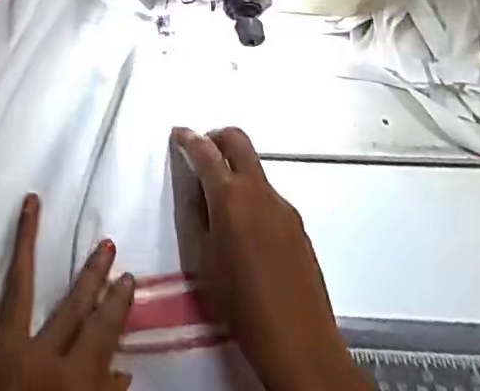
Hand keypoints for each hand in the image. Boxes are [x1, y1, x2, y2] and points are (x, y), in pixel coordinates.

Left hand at [0, 194, 135, 390]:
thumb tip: (125, 375)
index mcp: (72, 381)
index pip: (102, 332)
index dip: (117, 303)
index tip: (127, 276)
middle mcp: (40, 357)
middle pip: (71, 306)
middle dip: (91, 273)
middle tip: (105, 242)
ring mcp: (1, 350)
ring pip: (19, 286)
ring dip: (26, 241)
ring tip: (31, 203)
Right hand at [172, 127, 361, 390]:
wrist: (300, 345)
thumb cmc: (242, 307)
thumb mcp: (203, 259)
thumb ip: (199, 216)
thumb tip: (198, 194)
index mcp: (231, 198)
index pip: (205, 151)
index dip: (188, 138)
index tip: (178, 135)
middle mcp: (260, 193)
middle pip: (238, 141)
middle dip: (216, 137)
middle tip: (200, 149)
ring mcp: (284, 209)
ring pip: (255, 170)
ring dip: (235, 170)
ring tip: (218, 201)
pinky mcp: (299, 228)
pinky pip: (269, 198)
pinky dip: (252, 196)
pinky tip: (244, 230)